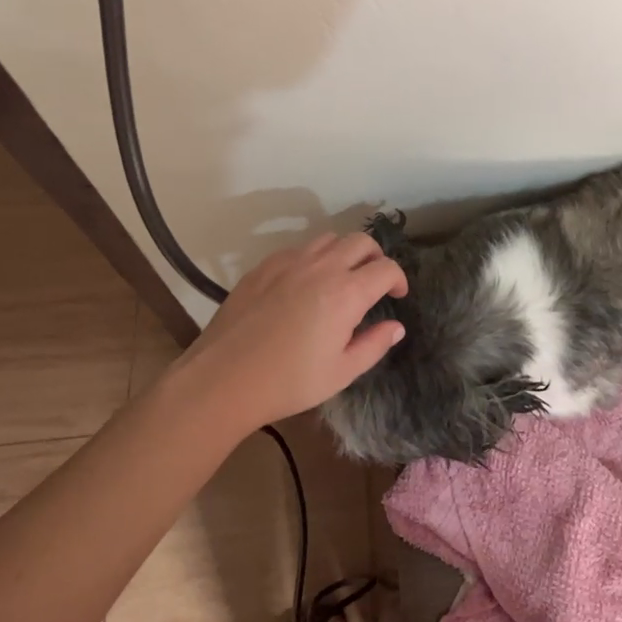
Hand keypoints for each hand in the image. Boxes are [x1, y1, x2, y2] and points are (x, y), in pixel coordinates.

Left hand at [174, 232, 406, 429]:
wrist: (223, 379)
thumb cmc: (288, 382)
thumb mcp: (341, 373)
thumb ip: (374, 345)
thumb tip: (396, 327)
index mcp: (346, 293)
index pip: (386, 268)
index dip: (398, 279)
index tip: (397, 295)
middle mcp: (322, 267)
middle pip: (360, 242)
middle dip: (375, 257)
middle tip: (373, 280)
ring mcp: (289, 262)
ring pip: (328, 239)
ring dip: (344, 252)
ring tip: (341, 277)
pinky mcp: (264, 266)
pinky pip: (298, 249)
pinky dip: (312, 258)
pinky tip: (304, 284)